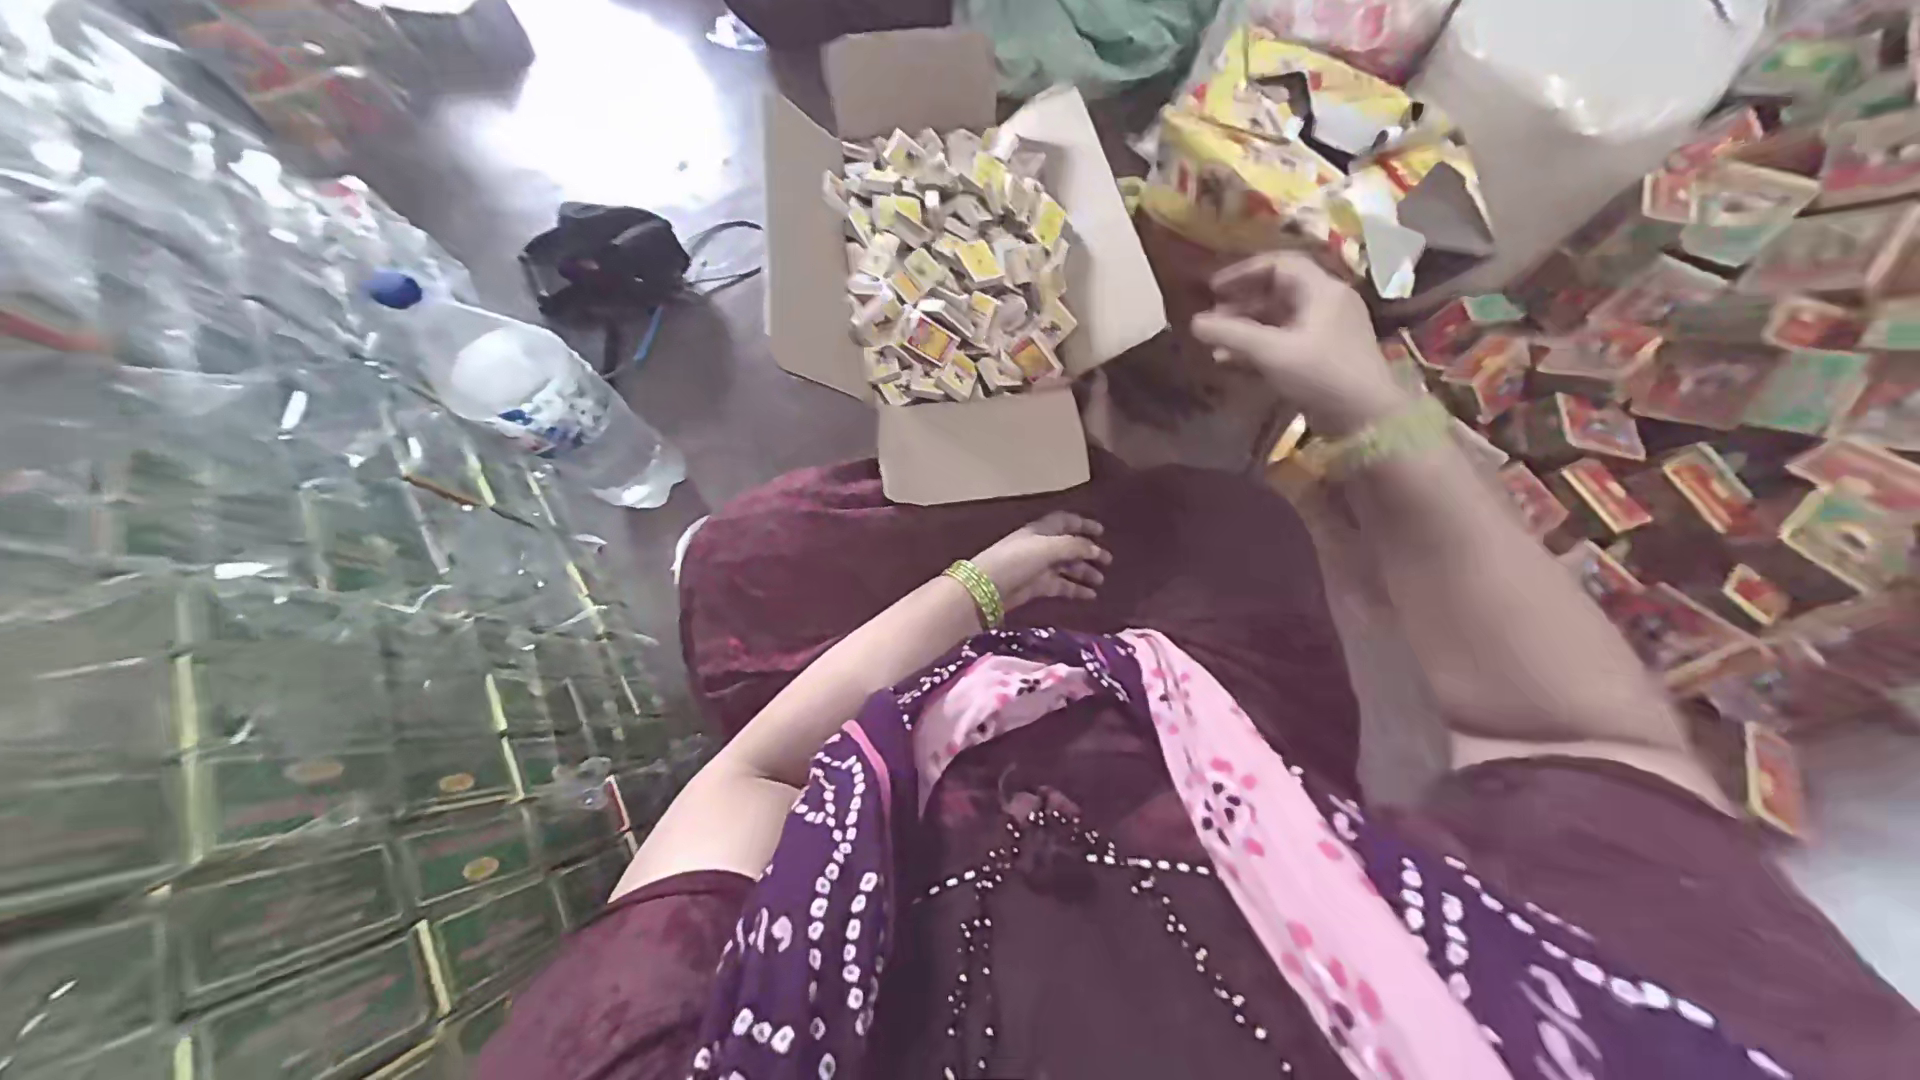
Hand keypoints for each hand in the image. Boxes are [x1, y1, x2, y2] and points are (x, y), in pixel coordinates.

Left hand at [969, 512, 1110, 610]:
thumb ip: (1074, 546)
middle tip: (1108, 561)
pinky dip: (1075, 589)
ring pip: (1065, 568)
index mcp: (1040, 531)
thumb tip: (1095, 549)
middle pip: (1068, 546)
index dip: (1083, 524)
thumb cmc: (1016, 560)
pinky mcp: (1035, 587)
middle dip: (1088, 552)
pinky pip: (1060, 586)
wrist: (987, 588)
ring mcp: (1037, 568)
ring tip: (1101, 580)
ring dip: (1083, 572)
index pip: (1065, 522)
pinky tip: (1090, 596)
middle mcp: (1040, 547)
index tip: (1102, 531)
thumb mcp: (1047, 547)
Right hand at [1190, 251, 1410, 436]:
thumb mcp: (1271, 352)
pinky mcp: (1320, 356)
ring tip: (1216, 344)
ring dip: (1244, 329)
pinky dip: (1256, 347)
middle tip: (1211, 320)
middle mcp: (1325, 304)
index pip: (1279, 265)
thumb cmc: (1320, 374)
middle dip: (1239, 305)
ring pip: (1277, 319)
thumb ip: (1231, 335)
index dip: (1242, 272)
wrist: (1364, 417)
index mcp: (1321, 291)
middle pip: (1277, 292)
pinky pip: (1283, 341)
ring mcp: (1325, 331)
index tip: (1212, 289)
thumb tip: (1194, 323)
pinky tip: (1232, 362)